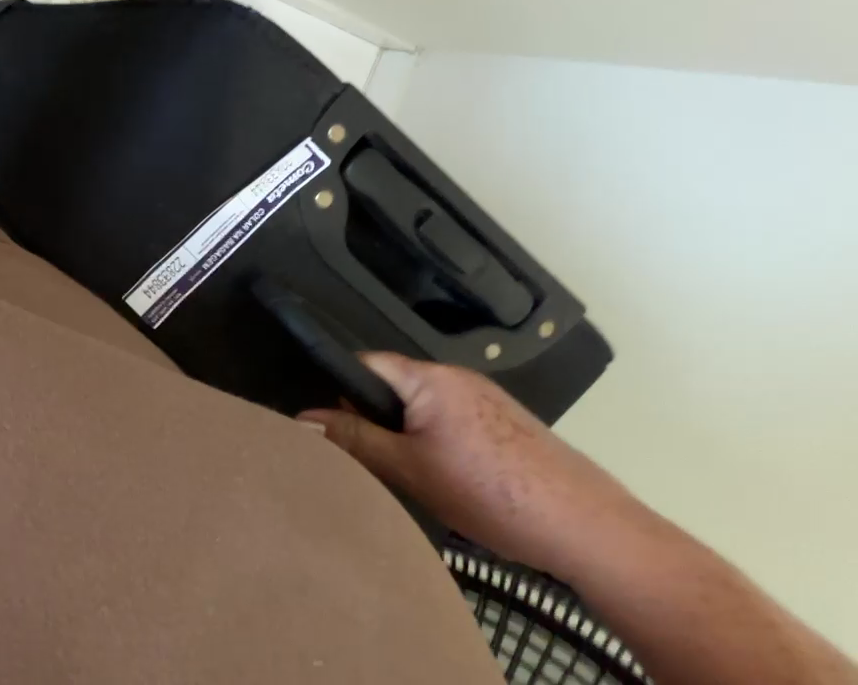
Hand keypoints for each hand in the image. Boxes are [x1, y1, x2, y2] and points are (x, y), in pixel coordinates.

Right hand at [299, 353, 652, 578]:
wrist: (591, 529)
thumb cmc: (489, 492)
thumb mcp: (408, 469)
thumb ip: (353, 438)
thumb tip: (301, 418)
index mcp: (430, 378)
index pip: (365, 363)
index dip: (342, 389)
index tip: (335, 426)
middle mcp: (458, 377)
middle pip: (394, 384)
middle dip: (376, 415)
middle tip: (372, 457)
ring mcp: (488, 399)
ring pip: (424, 406)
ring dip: (408, 431)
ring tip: (411, 473)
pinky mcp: (510, 423)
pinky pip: (453, 419)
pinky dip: (439, 440)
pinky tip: (451, 478)